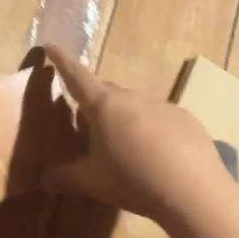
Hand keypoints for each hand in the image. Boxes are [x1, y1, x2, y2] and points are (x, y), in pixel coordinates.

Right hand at [42, 46, 236, 226]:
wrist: (194, 191)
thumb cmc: (132, 180)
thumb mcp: (92, 182)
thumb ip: (65, 178)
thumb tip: (44, 181)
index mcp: (102, 105)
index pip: (76, 75)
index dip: (61, 60)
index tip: (51, 45)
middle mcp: (130, 97)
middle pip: (106, 91)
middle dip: (94, 102)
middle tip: (87, 122)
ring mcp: (161, 105)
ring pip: (134, 106)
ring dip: (124, 119)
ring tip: (124, 148)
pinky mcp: (185, 118)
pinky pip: (160, 119)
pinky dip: (151, 130)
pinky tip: (157, 157)